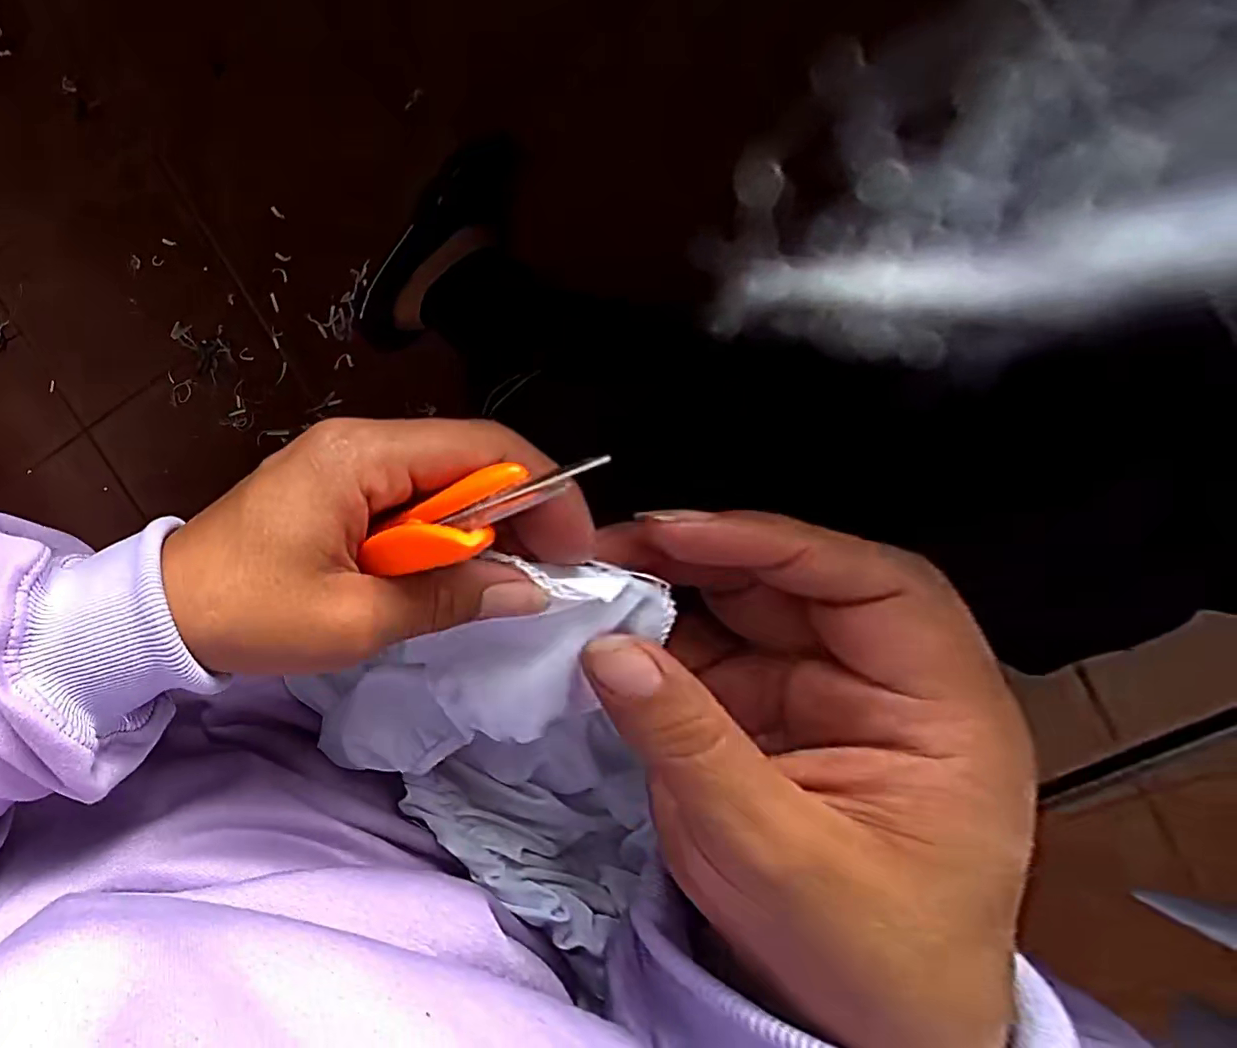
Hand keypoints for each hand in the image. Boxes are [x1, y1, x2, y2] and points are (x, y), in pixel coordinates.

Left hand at [161, 417, 599, 673]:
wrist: (163, 611)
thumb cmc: (249, 614)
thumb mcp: (355, 618)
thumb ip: (447, 596)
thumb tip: (525, 588)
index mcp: (360, 455)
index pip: (484, 448)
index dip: (543, 493)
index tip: (572, 552)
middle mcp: (353, 440)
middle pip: (463, 459)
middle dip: (508, 516)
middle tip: (531, 579)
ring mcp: (337, 460)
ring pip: (435, 482)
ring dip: (466, 531)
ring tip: (480, 585)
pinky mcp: (326, 486)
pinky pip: (400, 498)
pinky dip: (427, 535)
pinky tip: (429, 573)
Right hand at [578, 511, 1034, 1047]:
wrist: (834, 1011)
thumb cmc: (855, 950)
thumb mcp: (770, 847)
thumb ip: (686, 740)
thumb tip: (607, 648)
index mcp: (936, 711)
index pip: (870, 586)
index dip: (774, 544)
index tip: (680, 532)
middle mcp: (867, 683)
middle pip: (785, 582)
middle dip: (696, 553)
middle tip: (612, 545)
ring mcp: (798, 690)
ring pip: (730, 605)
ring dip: (662, 583)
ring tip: (596, 575)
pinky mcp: (741, 706)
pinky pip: (689, 646)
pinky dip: (642, 630)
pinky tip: (602, 622)